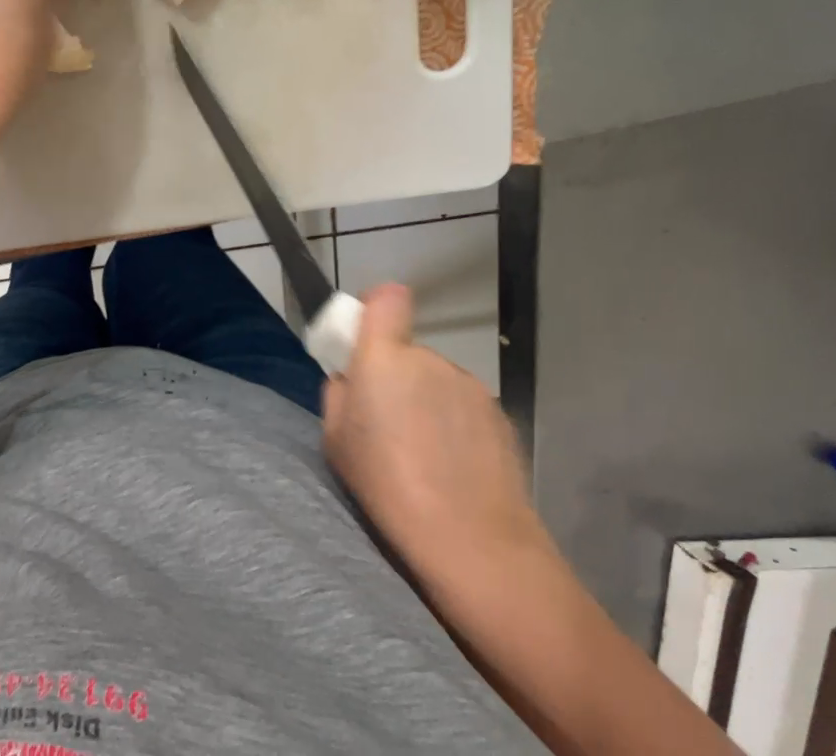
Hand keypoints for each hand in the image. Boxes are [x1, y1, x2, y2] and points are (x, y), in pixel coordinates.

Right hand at [322, 285, 550, 570]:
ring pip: (436, 381)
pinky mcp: (500, 415)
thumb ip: (340, 395)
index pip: (386, 301)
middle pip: (407, 352)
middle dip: (394, 377)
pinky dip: (453, 425)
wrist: (470, 534)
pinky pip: (463, 407)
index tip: (364, 341)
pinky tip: (450, 465)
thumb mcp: (334, 439)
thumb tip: (353, 381)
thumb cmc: (384, 482)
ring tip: (421, 453)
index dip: (375, 310)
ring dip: (425, 402)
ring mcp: (471, 387)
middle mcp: (431, 361)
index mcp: (383, 359)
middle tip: (384, 425)